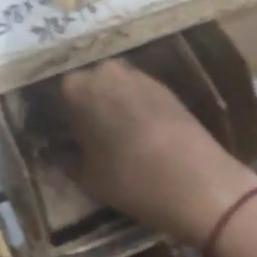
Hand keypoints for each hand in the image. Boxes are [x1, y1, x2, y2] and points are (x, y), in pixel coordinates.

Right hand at [59, 59, 256, 246]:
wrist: (202, 185)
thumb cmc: (133, 180)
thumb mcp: (88, 178)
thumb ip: (65, 159)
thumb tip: (54, 150)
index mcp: (77, 87)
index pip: (56, 93)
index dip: (57, 115)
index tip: (60, 134)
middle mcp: (104, 71)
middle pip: (85, 84)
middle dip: (83, 104)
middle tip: (86, 134)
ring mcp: (137, 75)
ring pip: (112, 86)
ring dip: (109, 104)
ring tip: (114, 134)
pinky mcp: (164, 86)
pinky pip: (136, 92)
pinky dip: (133, 107)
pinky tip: (139, 133)